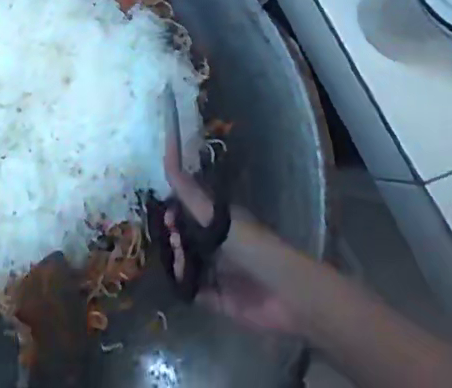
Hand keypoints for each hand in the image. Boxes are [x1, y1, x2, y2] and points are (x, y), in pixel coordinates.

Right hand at [162, 134, 305, 337]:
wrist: (286, 294)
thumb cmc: (256, 247)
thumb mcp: (220, 217)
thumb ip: (192, 194)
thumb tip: (169, 154)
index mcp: (220, 221)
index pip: (189, 209)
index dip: (174, 209)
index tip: (164, 212)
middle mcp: (217, 243)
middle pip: (184, 236)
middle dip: (172, 234)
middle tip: (170, 235)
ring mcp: (217, 271)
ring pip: (186, 261)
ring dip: (177, 258)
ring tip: (179, 257)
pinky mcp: (218, 298)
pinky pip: (193, 290)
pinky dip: (184, 284)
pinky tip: (182, 279)